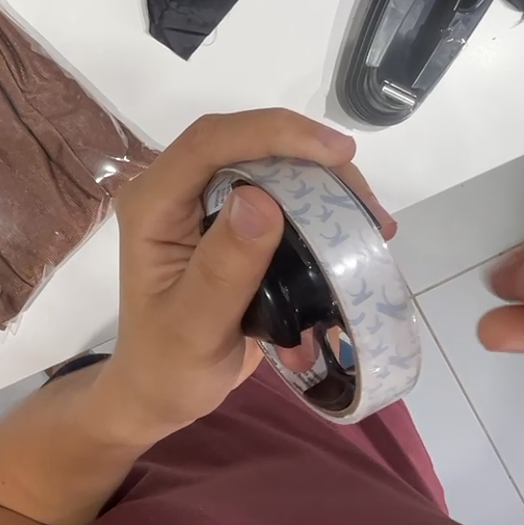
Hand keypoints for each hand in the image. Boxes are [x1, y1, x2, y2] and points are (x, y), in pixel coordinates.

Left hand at [94, 110, 392, 445]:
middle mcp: (176, 192)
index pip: (207, 143)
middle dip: (310, 158)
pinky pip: (280, 193)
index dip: (272, 133)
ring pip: (269, 164)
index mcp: (152, 205)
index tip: (337, 153)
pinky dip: (319, 206)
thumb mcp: (193, 327)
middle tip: (366, 202)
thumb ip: (224, 267)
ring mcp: (204, 204)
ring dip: (323, 183)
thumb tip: (261, 199)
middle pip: (245, 144)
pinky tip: (353, 230)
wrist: (162, 392)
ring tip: (371, 222)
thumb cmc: (168, 365)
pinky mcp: (231, 222)